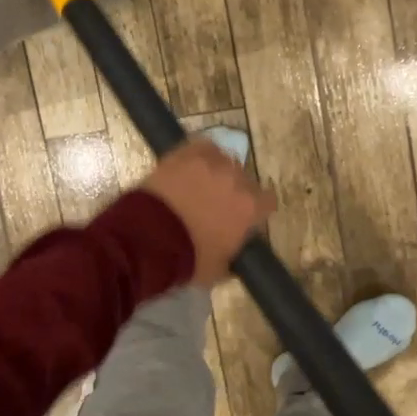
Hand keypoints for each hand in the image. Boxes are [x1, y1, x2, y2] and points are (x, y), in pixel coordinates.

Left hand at [140, 139, 275, 285]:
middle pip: (244, 179)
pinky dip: (199, 155)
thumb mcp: (219, 268)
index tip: (243, 216)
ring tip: (198, 184)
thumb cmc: (188, 258)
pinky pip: (202, 147)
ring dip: (216, 172)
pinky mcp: (187, 152)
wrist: (149, 237)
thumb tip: (230, 251)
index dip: (255, 208)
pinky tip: (189, 165)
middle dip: (233, 190)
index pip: (267, 201)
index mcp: (251, 208)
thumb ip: (232, 253)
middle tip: (214, 203)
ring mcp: (212, 162)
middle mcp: (237, 180)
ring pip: (224, 161)